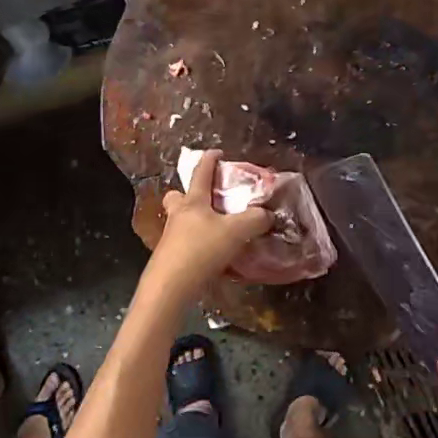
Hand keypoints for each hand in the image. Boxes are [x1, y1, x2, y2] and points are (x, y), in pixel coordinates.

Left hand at [147, 150, 271, 294]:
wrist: (171, 285)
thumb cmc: (201, 249)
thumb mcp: (236, 232)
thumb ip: (255, 219)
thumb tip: (268, 214)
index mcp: (193, 201)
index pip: (201, 173)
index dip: (210, 160)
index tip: (217, 152)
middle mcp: (178, 215)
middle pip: (177, 197)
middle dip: (188, 194)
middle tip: (206, 199)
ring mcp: (171, 237)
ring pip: (180, 221)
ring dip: (194, 221)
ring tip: (214, 230)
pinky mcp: (170, 258)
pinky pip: (184, 243)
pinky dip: (197, 245)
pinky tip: (211, 255)